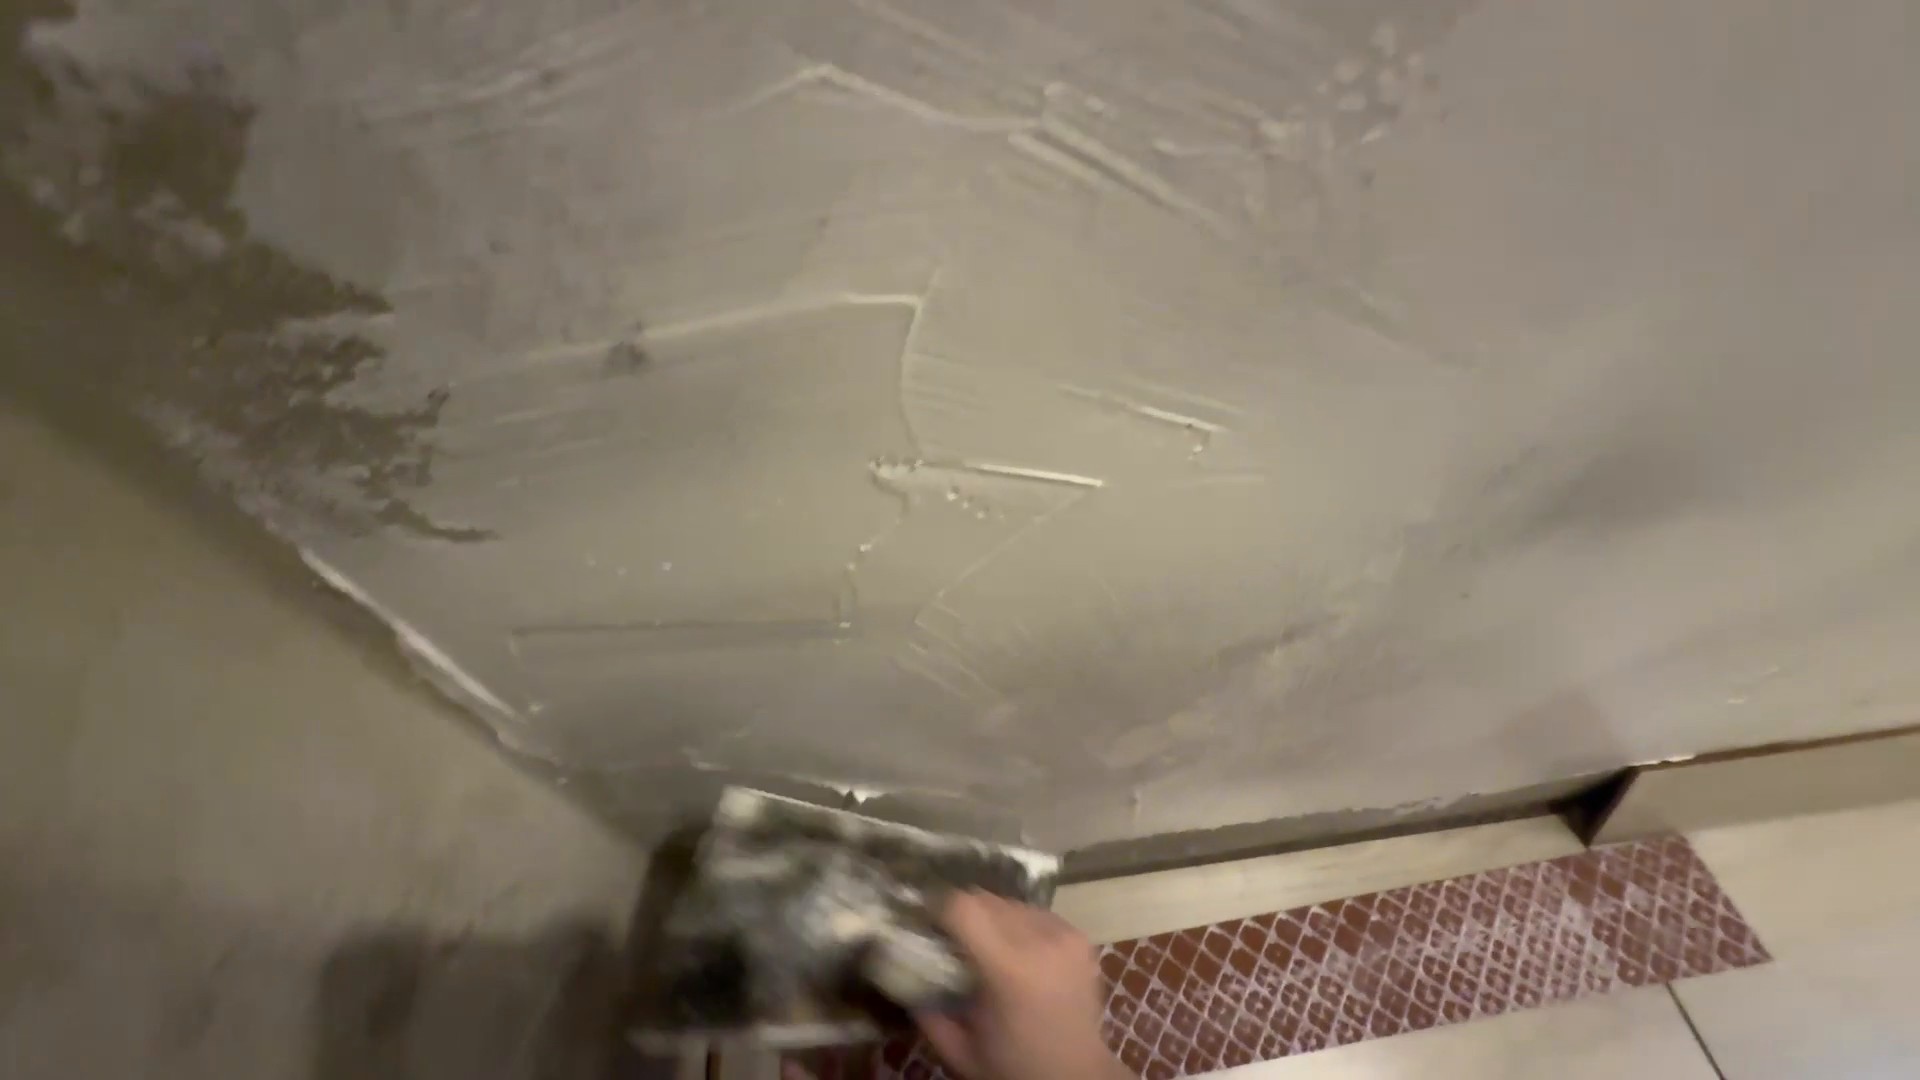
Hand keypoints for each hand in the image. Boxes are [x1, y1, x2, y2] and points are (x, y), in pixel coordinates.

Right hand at [916, 891, 1128, 1079]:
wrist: (1079, 1079)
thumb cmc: (1016, 1069)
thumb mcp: (962, 1052)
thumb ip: (928, 1013)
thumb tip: (903, 976)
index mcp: (1008, 968)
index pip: (963, 906)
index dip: (939, 907)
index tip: (926, 921)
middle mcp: (1040, 940)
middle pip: (985, 899)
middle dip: (964, 914)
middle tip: (953, 939)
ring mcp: (1064, 935)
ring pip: (1010, 902)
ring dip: (993, 918)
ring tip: (988, 947)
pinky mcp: (1079, 936)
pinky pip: (1036, 914)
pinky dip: (1020, 926)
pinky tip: (1019, 953)